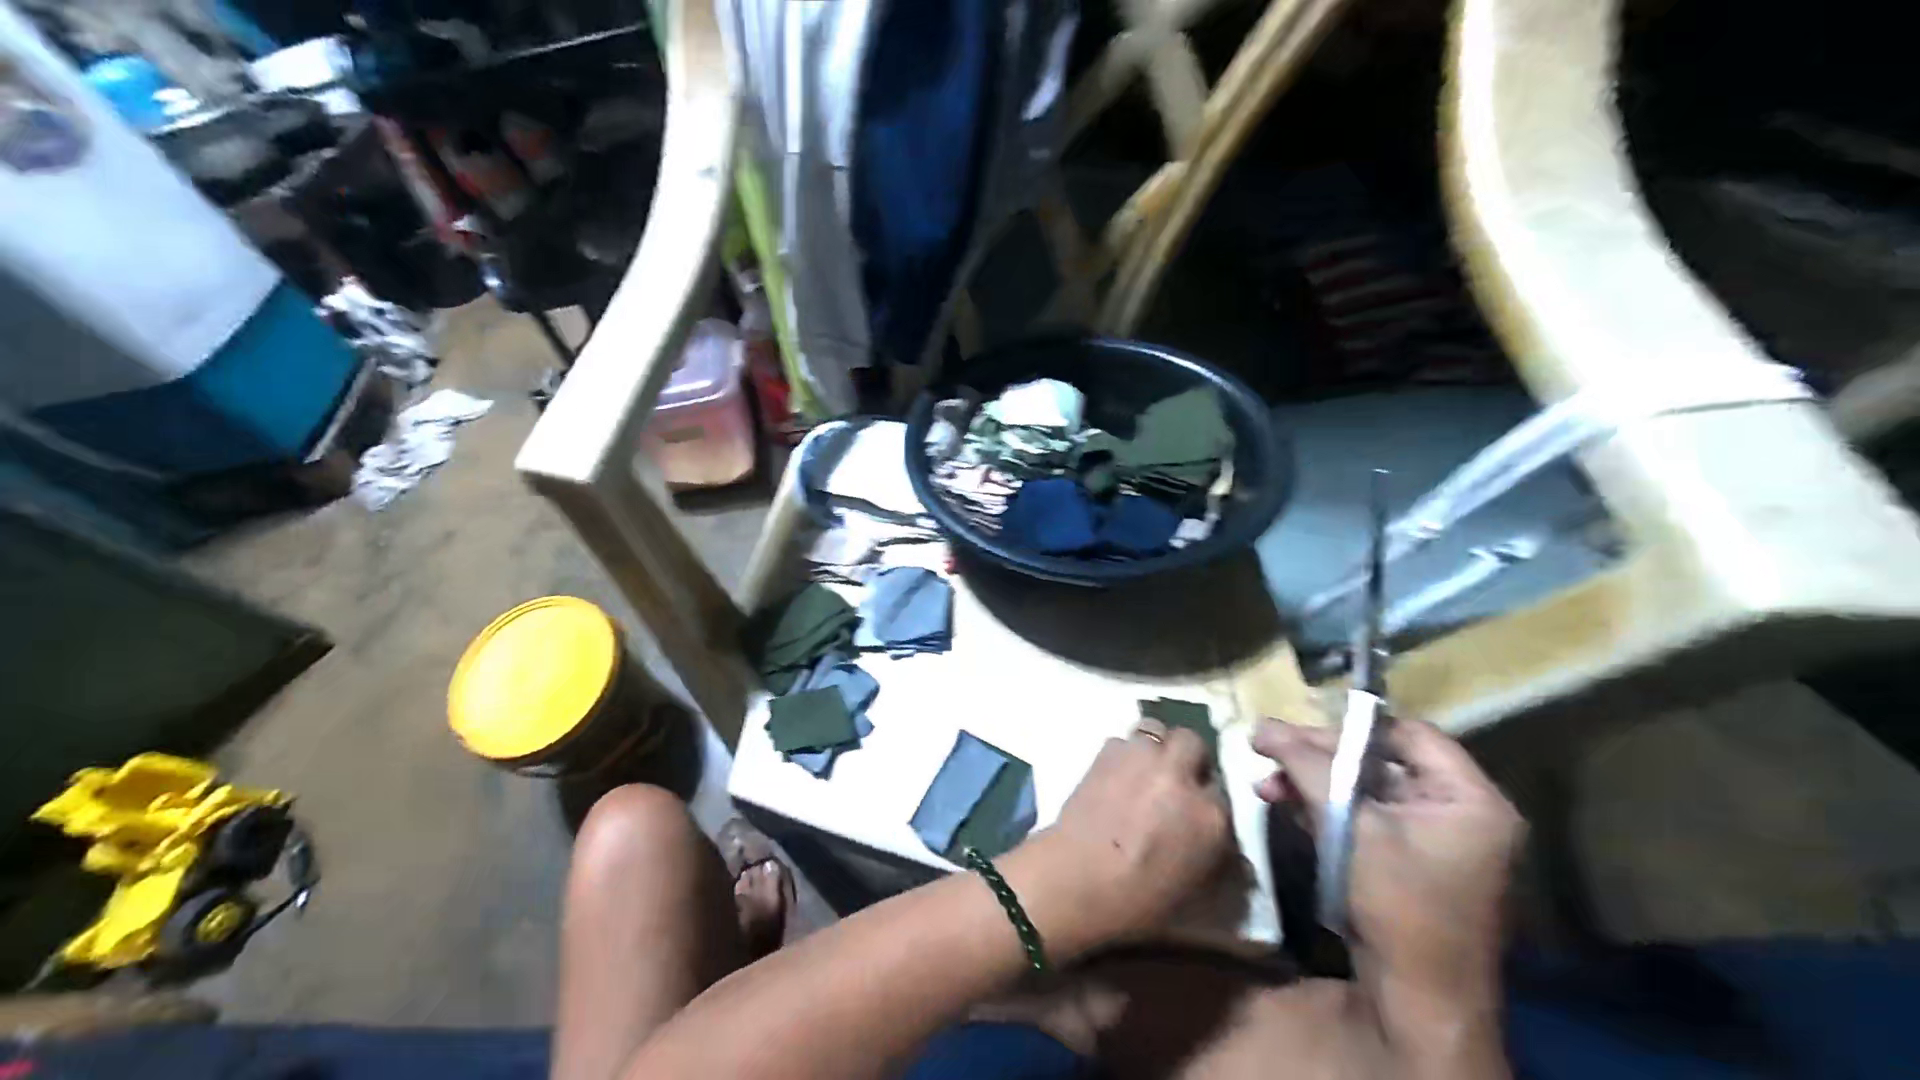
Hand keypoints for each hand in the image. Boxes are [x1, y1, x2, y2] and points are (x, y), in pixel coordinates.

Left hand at [1000, 721, 1231, 957]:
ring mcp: (1143, 759)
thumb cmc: (1139, 901)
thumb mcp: (1195, 893)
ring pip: (1156, 731)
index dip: (1208, 802)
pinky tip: (1115, 776)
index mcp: (1211, 816)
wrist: (1078, 877)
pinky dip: (1123, 754)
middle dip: (1187, 757)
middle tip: (1175, 779)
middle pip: (1193, 743)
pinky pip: (1123, 741)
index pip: (1222, 795)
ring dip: (1154, 748)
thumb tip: (1230, 856)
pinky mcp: (1108, 752)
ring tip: (1143, 770)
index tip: (1196, 813)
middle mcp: (1181, 777)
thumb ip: (1217, 864)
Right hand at [1252, 716, 1523, 999]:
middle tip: (1268, 751)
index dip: (1351, 727)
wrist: (1418, 999)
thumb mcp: (1350, 826)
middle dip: (1317, 757)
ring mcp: (1432, 837)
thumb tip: (1262, 726)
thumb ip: (1310, 769)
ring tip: (1265, 785)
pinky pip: (1362, 815)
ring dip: (1312, 782)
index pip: (1408, 734)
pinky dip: (1323, 808)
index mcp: (1468, 798)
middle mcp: (1458, 811)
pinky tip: (1285, 806)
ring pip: (1363, 787)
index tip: (1298, 731)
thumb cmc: (1398, 905)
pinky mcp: (1406, 858)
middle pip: (1379, 759)